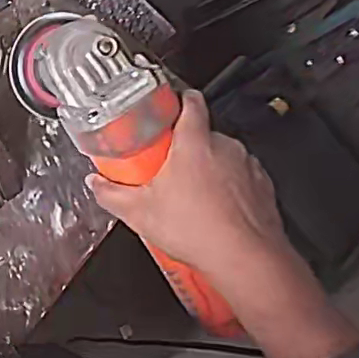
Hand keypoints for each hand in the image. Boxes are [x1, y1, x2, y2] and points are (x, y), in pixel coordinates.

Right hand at [86, 90, 358, 357]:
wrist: (244, 257)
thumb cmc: (199, 231)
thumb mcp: (138, 212)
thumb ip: (111, 193)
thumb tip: (97, 183)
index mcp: (194, 143)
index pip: (190, 102)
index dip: (177, 100)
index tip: (164, 107)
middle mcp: (225, 147)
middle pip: (200, 134)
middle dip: (182, 148)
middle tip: (163, 168)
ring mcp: (246, 166)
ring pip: (220, 157)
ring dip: (205, 169)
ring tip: (186, 196)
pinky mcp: (261, 186)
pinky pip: (238, 178)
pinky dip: (225, 189)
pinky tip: (209, 210)